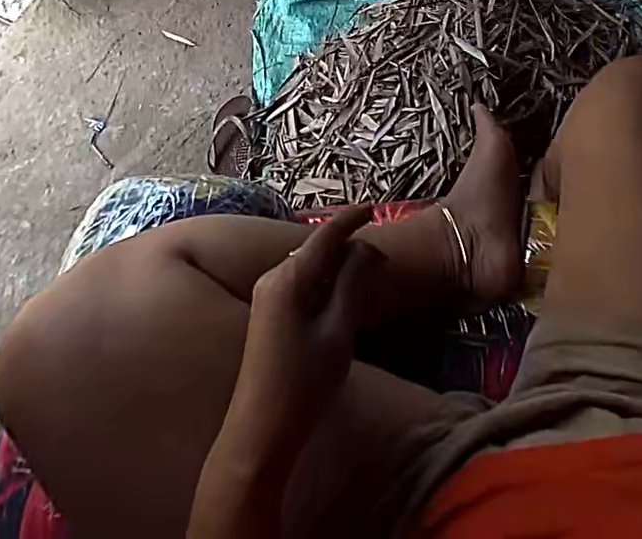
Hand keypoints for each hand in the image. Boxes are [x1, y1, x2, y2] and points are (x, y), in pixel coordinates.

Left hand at [222, 206, 380, 461]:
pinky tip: (340, 298)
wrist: (259, 434)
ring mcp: (265, 295)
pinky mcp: (266, 311)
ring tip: (366, 280)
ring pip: (309, 265)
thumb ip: (352, 283)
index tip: (373, 207)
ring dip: (336, 267)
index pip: (325, 235)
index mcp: (288, 278)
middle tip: (381, 266)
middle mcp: (272, 278)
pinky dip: (323, 281)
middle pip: (316, 249)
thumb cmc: (303, 383)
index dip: (351, 219)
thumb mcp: (338, 330)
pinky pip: (300, 282)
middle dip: (348, 248)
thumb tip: (363, 248)